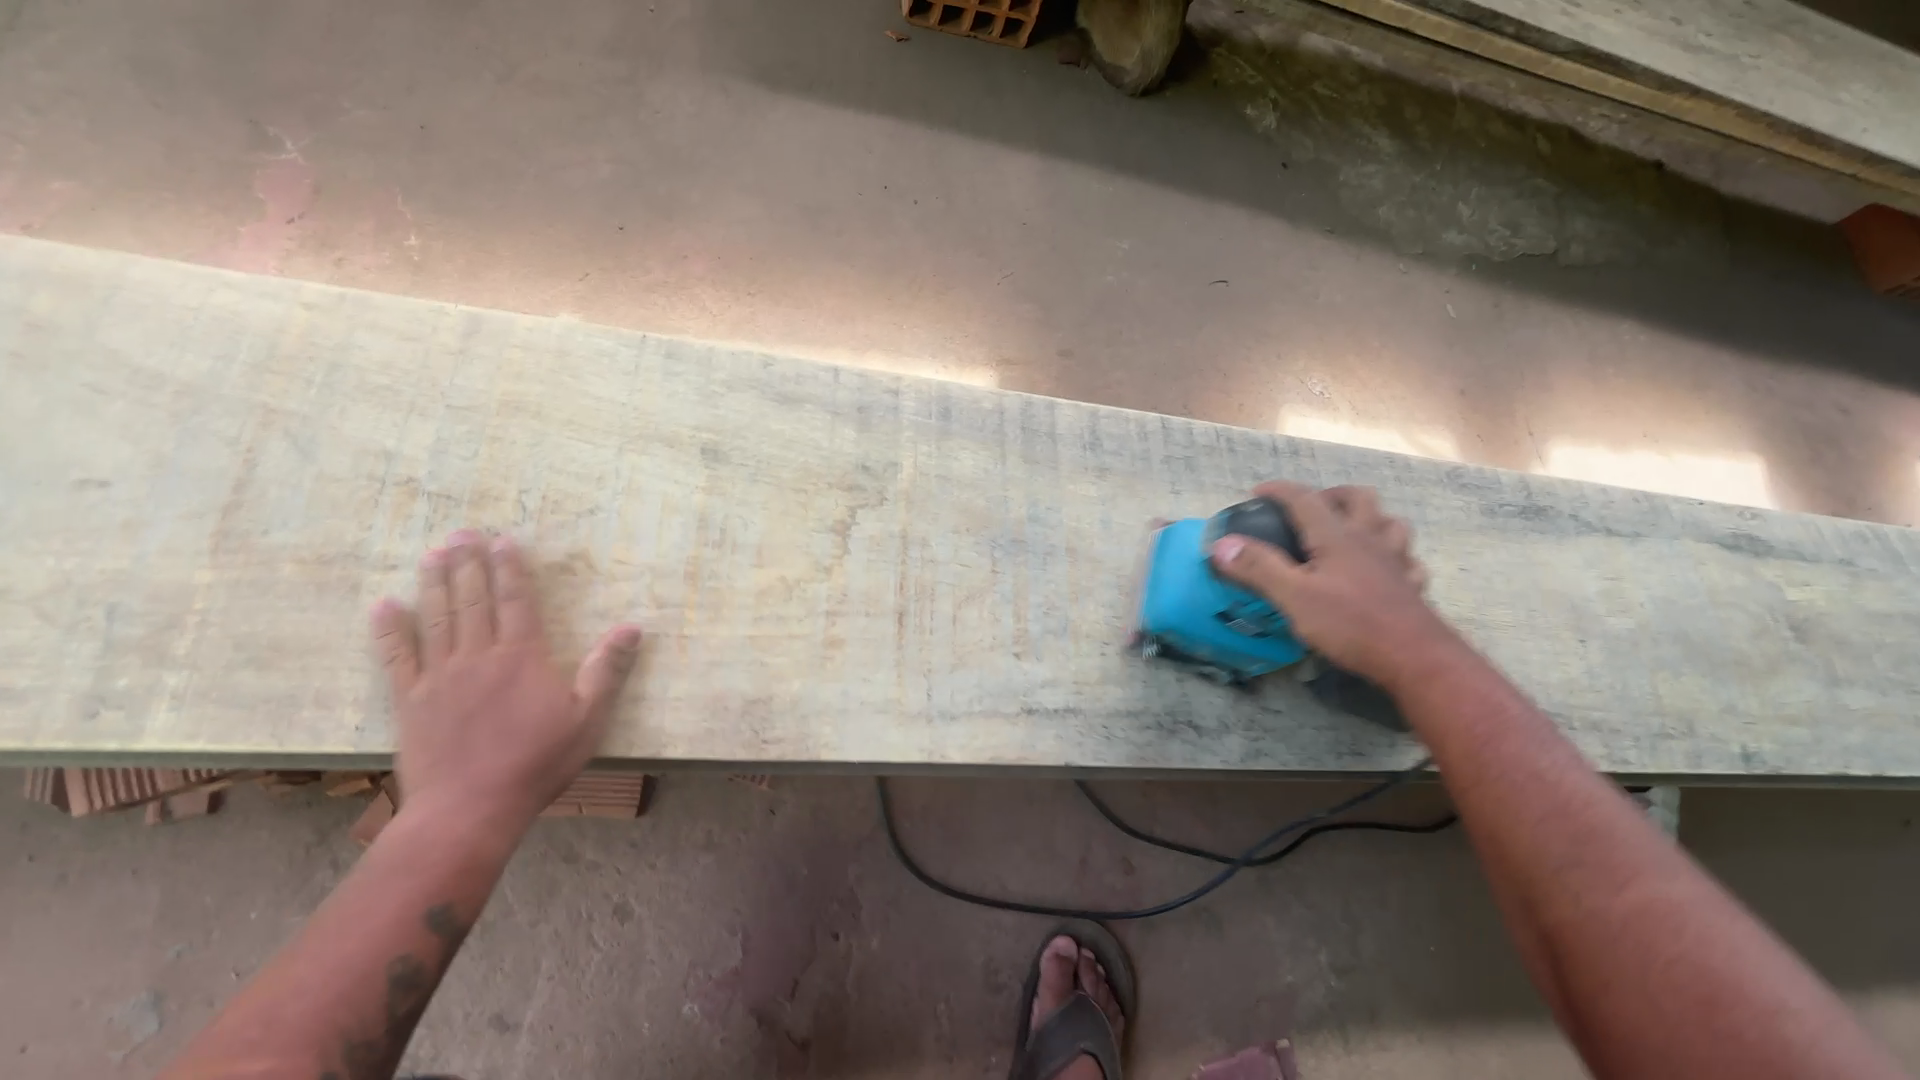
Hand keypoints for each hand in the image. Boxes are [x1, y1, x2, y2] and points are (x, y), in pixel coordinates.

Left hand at [370, 529, 642, 829]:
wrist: (469, 808)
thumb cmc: (537, 763)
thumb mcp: (588, 719)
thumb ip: (607, 670)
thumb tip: (631, 627)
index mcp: (523, 656)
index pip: (516, 600)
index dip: (510, 568)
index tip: (503, 540)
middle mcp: (478, 656)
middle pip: (472, 599)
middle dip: (469, 563)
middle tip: (463, 532)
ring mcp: (439, 676)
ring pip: (437, 617)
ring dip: (435, 582)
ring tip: (434, 553)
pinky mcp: (410, 700)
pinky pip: (396, 656)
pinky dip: (390, 629)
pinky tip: (385, 606)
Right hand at [1210, 482, 1453, 686]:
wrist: (1415, 658)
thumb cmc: (1350, 624)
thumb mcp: (1294, 597)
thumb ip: (1259, 568)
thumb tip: (1221, 545)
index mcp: (1337, 536)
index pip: (1304, 499)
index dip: (1279, 491)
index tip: (1257, 492)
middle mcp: (1369, 539)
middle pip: (1358, 498)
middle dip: (1332, 494)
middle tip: (1311, 508)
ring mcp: (1396, 561)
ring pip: (1390, 522)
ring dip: (1370, 518)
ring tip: (1350, 530)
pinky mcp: (1412, 586)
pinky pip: (1408, 559)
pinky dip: (1394, 555)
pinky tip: (1385, 568)